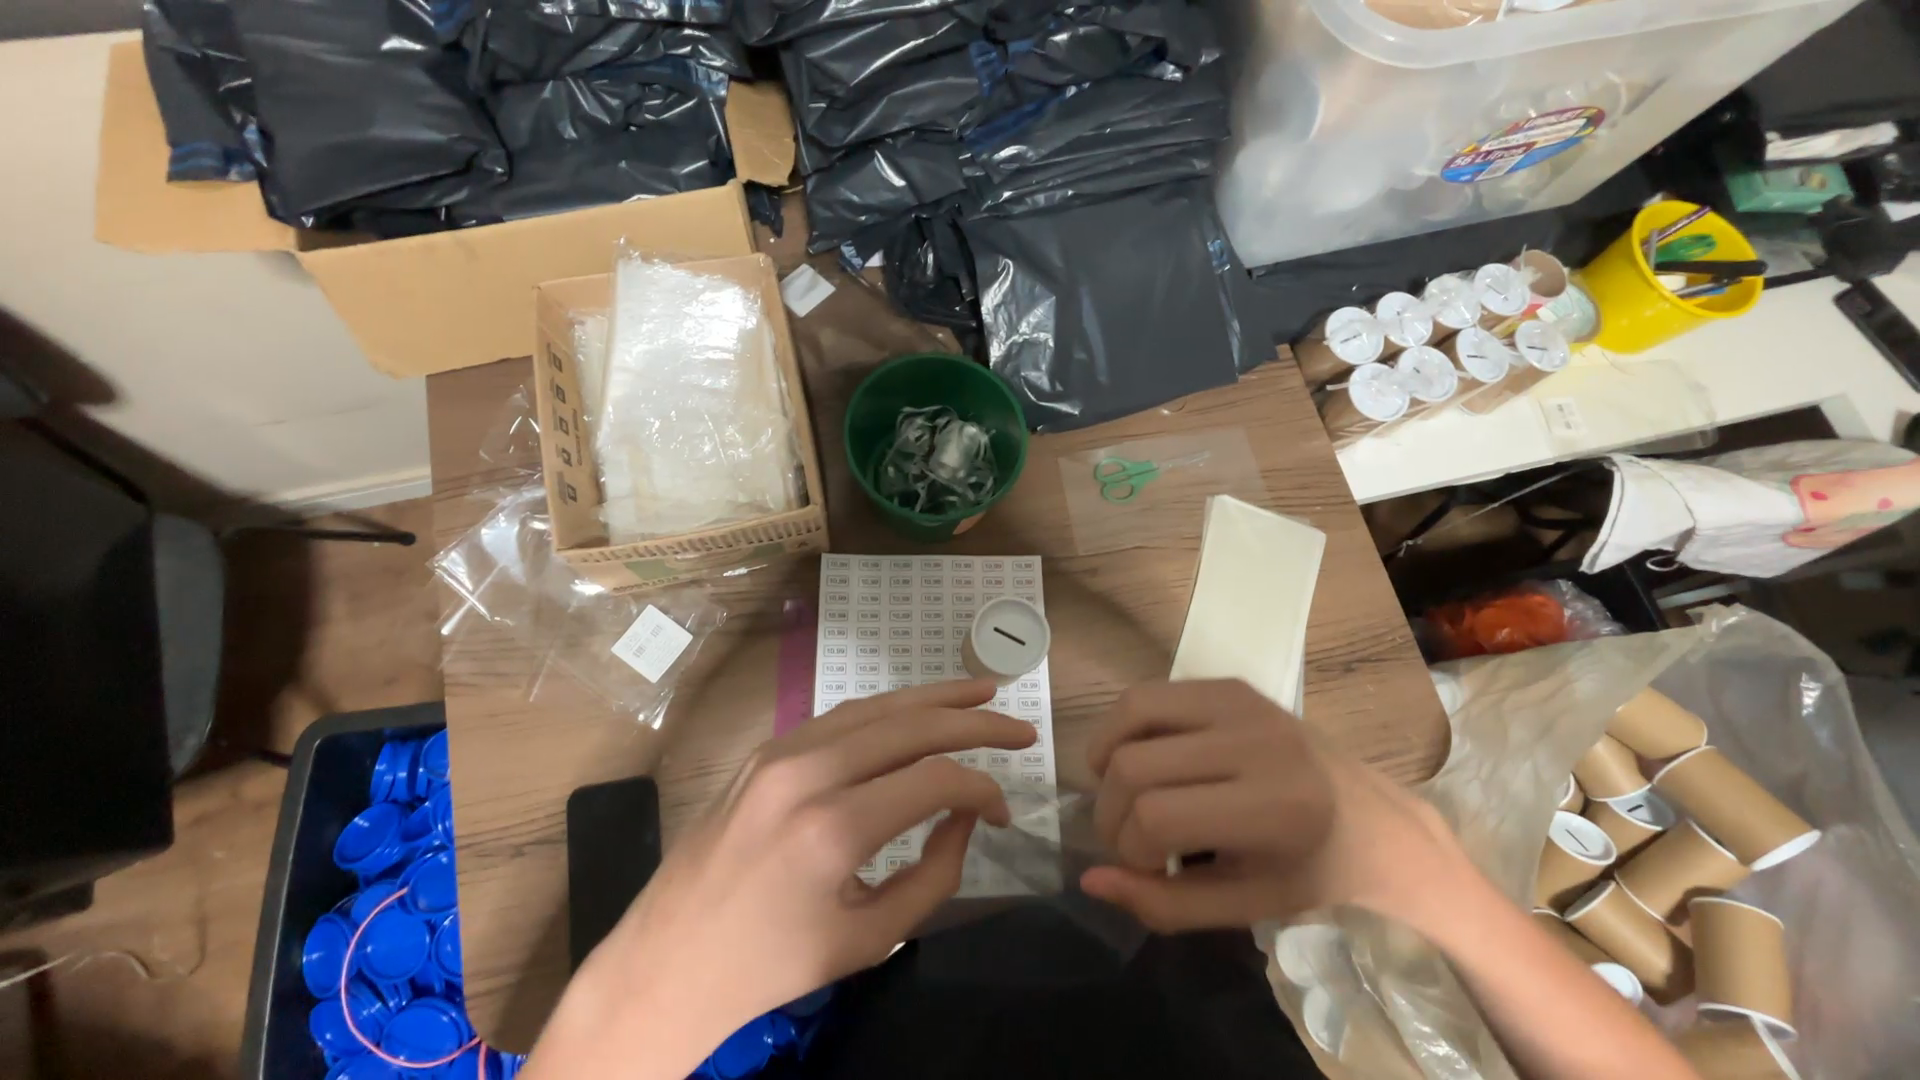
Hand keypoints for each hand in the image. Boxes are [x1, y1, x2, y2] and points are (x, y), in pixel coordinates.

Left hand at [528, 678, 1034, 1079]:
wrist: (667, 963)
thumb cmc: (772, 967)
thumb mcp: (869, 937)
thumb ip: (934, 873)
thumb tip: (964, 816)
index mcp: (832, 829)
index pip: (934, 780)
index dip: (983, 790)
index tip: (1004, 814)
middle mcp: (804, 773)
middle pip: (909, 725)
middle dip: (973, 723)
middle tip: (1021, 730)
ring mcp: (777, 755)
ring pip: (872, 707)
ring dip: (931, 699)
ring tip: (980, 694)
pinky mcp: (762, 754)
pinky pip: (837, 719)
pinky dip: (884, 711)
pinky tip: (913, 713)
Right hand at [1079, 679, 1461, 934]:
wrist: (1372, 821)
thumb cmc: (1310, 873)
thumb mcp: (1243, 907)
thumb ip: (1164, 905)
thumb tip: (1091, 880)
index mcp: (1273, 809)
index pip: (1155, 816)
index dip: (1130, 850)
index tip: (1147, 869)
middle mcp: (1257, 742)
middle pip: (1133, 766)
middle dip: (1111, 811)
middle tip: (1129, 839)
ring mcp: (1243, 704)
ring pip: (1131, 714)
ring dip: (1107, 762)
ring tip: (1121, 794)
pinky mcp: (1230, 686)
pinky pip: (1149, 695)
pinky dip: (1123, 728)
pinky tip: (1132, 757)